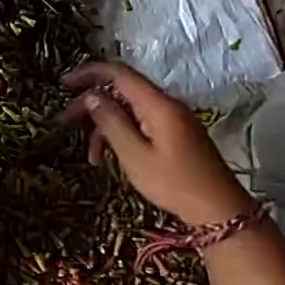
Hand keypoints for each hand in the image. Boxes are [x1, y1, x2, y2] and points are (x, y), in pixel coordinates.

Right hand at [60, 62, 253, 225]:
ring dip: (104, 126)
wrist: (220, 211)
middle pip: (122, 92)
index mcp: (158, 105)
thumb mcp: (135, 155)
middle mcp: (166, 105)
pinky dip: (121, 135)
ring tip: (90, 154)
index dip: (89, 72)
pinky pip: (141, 124)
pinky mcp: (175, 134)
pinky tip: (110, 156)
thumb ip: (112, 122)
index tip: (64, 83)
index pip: (119, 74)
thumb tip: (91, 95)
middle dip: (91, 104)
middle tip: (65, 123)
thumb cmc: (175, 184)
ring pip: (129, 110)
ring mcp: (172, 120)